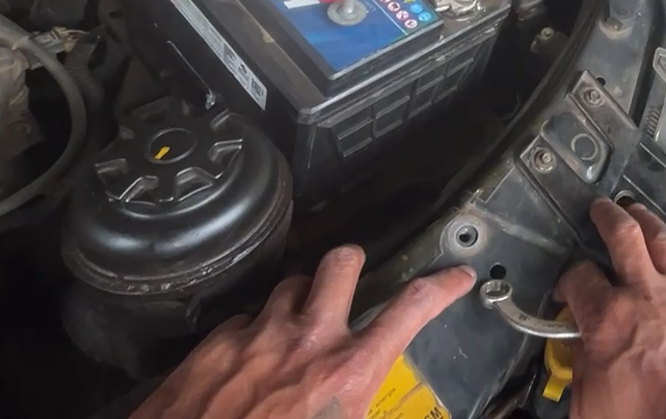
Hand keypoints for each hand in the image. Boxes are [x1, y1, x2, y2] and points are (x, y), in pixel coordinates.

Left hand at [131, 245, 475, 418]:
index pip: (413, 307)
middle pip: (342, 263)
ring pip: (288, 286)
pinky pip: (240, 321)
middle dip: (348, 264)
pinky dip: (247, 336)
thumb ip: (360, 408)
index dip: (443, 285)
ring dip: (295, 302)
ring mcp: (256, 339)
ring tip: (290, 329)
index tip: (456, 277)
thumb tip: (365, 401)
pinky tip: (241, 366)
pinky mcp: (208, 350)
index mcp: (348, 374)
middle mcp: (308, 342)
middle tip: (346, 281)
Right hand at [556, 199, 665, 418]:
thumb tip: (582, 349)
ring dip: (649, 221)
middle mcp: (647, 295)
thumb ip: (583, 369)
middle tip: (601, 207)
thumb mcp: (590, 409)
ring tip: (639, 212)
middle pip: (625, 235)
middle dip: (608, 215)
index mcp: (609, 320)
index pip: (579, 278)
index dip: (567, 280)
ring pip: (665, 239)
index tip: (567, 287)